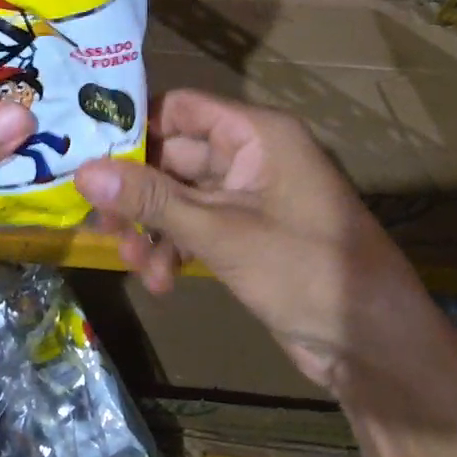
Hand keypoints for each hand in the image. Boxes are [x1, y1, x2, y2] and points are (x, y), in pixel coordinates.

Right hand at [74, 90, 426, 395]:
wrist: (373, 347)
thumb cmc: (307, 271)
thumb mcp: (221, 234)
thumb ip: (152, 200)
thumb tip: (83, 172)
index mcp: (258, 135)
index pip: (181, 109)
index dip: (134, 126)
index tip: (86, 152)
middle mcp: (250, 157)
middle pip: (172, 156)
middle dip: (135, 191)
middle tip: (101, 219)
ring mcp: (247, 199)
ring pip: (177, 197)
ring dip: (151, 227)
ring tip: (132, 260)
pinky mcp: (244, 235)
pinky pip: (193, 227)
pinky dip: (172, 249)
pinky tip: (161, 280)